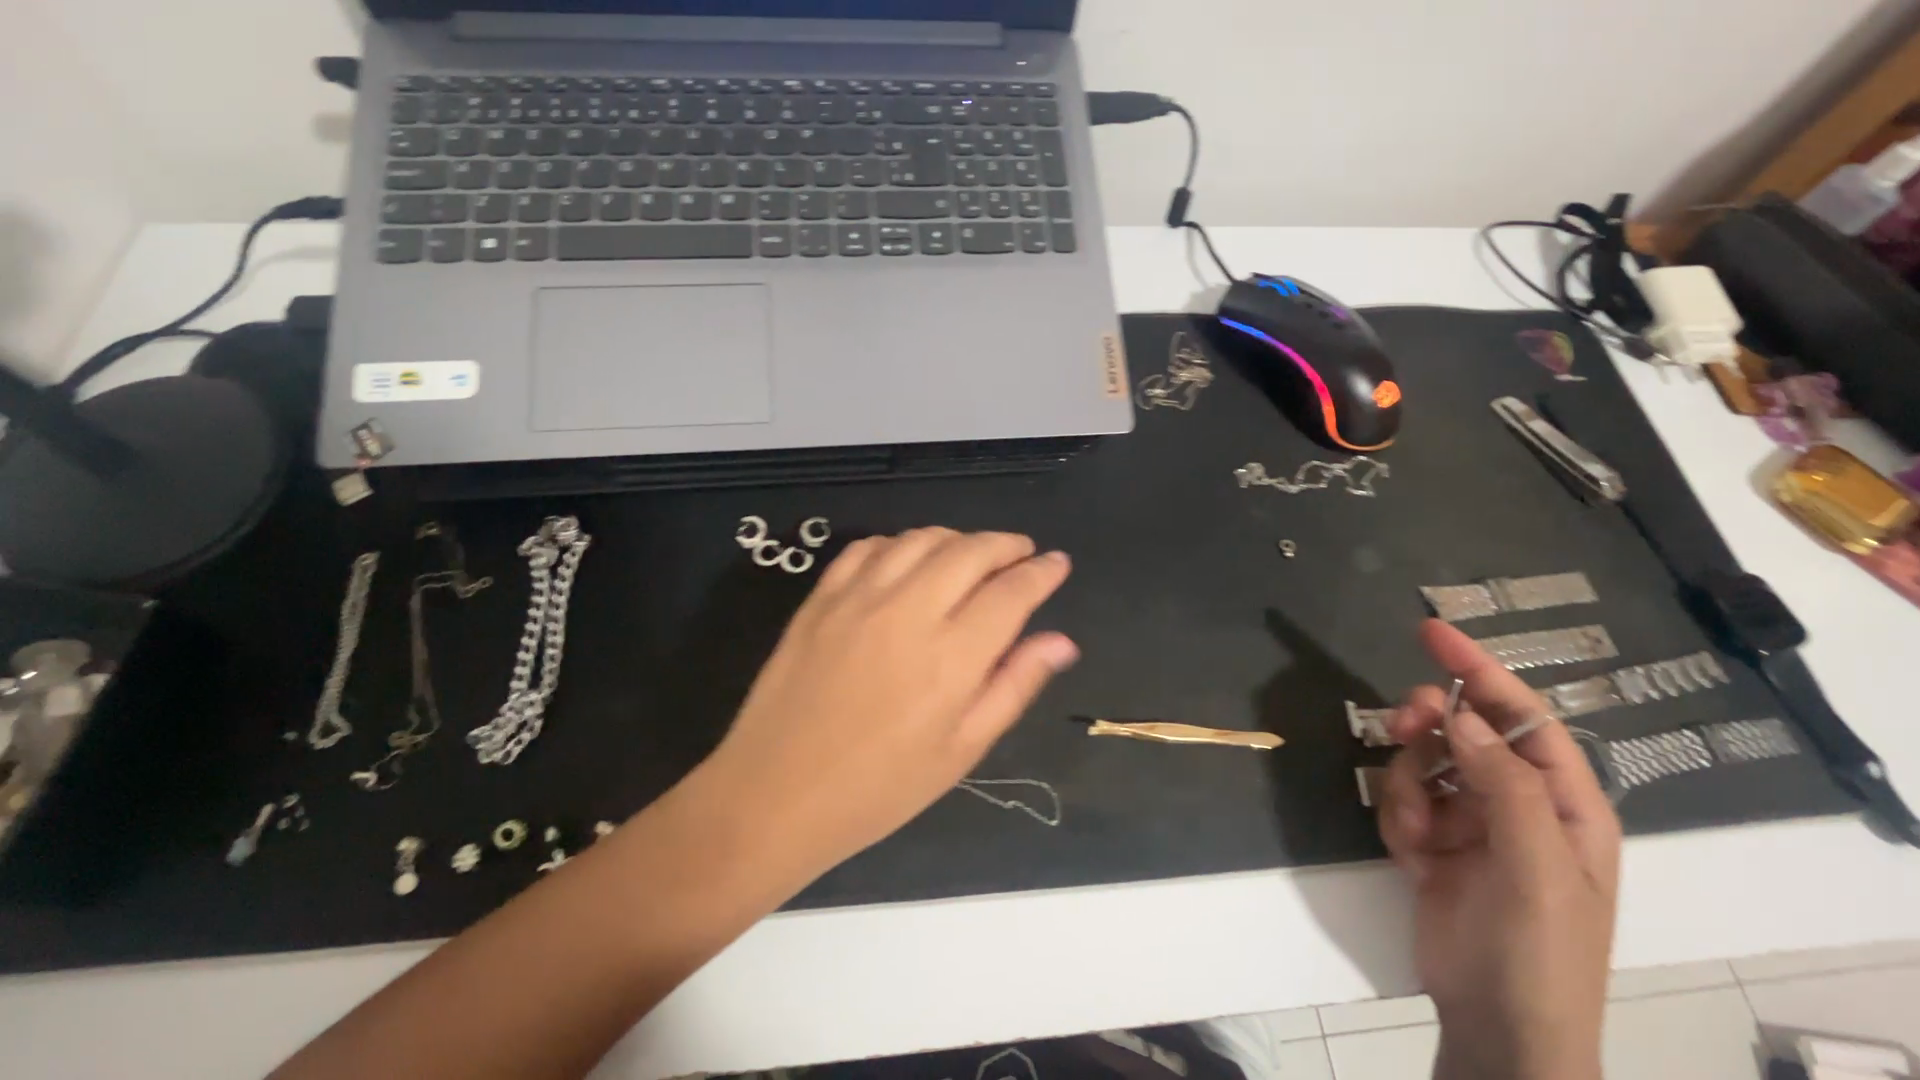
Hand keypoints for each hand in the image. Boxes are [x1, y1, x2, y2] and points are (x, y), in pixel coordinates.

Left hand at [699, 528, 1077, 878]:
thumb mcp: (960, 751)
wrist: (775, 795)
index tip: (1058, 564)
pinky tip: (909, 561)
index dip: (1042, 573)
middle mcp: (909, 611)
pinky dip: (900, 544)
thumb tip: (1061, 641)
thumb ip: (1013, 686)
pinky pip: (868, 548)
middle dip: (1006, 546)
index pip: (1011, 592)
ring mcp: (859, 599)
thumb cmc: (879, 789)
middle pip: (970, 551)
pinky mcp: (820, 599)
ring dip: (957, 539)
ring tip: (971, 556)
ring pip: (921, 539)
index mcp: (952, 657)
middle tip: (1022, 555)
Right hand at [1377, 620, 1621, 1079]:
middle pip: (1463, 732)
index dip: (1480, 671)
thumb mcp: (1535, 863)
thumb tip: (1458, 715)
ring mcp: (1473, 825)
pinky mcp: (1433, 847)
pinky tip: (1410, 854)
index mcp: (1564, 800)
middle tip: (1402, 727)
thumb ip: (1501, 782)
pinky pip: (1404, 803)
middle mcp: (1518, 803)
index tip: (1431, 632)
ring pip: (1424, 765)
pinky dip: (1399, 819)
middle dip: (1429, 726)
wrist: (1498, 1023)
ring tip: (1414, 831)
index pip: (1522, 716)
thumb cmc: (1540, 946)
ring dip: (1408, 786)